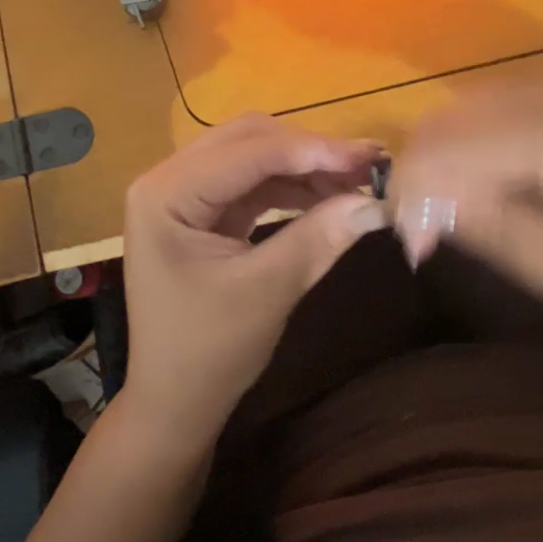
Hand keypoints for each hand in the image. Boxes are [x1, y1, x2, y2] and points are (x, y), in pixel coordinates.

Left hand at [121, 115, 388, 433]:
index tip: (373, 157)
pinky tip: (328, 195)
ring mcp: (180, 194)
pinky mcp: (199, 211)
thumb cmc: (209, 351)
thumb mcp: (266, 292)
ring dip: (303, 166)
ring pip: (251, 157)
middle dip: (309, 150)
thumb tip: (377, 202)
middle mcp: (165, 180)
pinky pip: (249, 183)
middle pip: (247, 141)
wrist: (175, 400)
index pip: (248, 153)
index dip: (313, 150)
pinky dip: (289, 186)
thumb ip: (317, 238)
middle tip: (369, 166)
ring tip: (358, 181)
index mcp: (165, 194)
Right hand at [389, 54, 542, 362]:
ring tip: (460, 221)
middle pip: (458, 113)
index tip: (412, 247)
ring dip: (450, 157)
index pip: (456, 141)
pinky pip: (509, 102)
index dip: (414, 189)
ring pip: (476, 104)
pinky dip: (484, 142)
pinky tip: (500, 188)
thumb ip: (503, 231)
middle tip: (429, 241)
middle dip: (425, 172)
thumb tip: (422, 200)